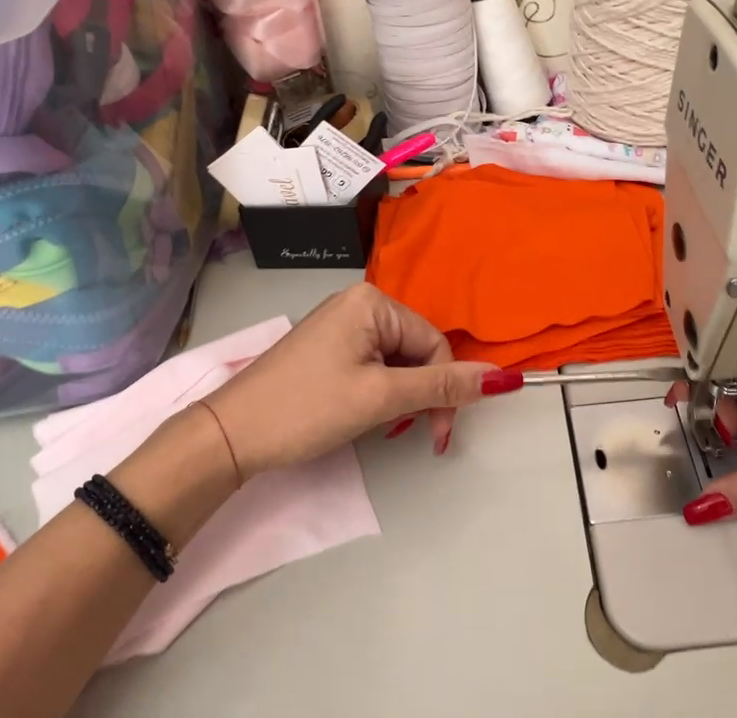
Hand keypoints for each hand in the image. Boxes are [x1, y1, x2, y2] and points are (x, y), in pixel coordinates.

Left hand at [203, 284, 521, 475]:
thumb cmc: (306, 408)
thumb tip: (505, 378)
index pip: (434, 344)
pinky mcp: (328, 349)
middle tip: (411, 434)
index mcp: (372, 301)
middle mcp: (358, 304)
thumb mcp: (380, 398)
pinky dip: (380, 393)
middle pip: (417, 350)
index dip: (444, 389)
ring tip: (381, 426)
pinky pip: (373, 365)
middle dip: (422, 394)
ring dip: (401, 397)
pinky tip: (365, 415)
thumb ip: (442, 386)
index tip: (436, 435)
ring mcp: (340, 326)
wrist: (231, 434)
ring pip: (397, 362)